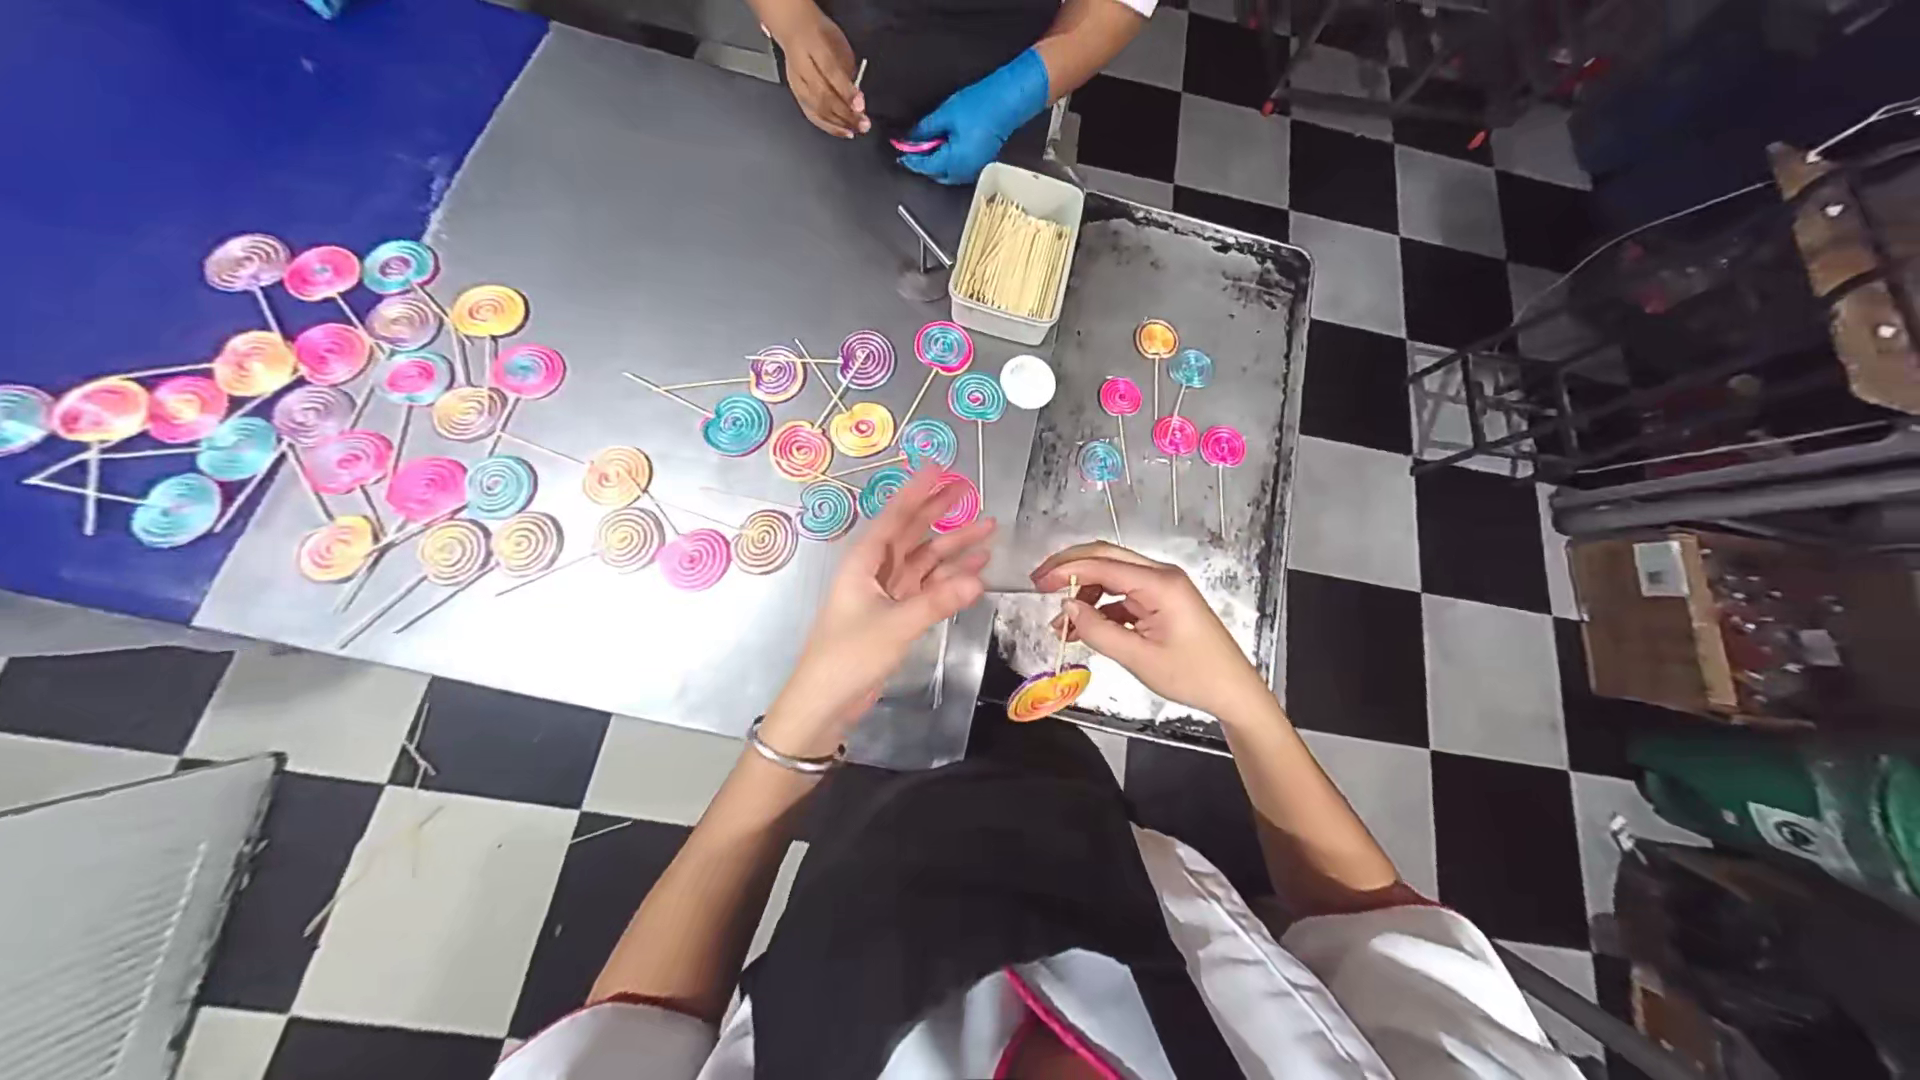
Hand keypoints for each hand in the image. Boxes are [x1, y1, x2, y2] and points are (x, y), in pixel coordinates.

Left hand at [761, 467, 993, 755]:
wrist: (825, 700)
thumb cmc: (849, 655)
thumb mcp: (895, 625)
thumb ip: (937, 602)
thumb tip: (979, 580)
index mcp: (865, 561)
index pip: (895, 517)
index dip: (917, 491)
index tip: (939, 468)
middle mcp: (876, 570)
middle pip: (913, 533)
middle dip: (940, 512)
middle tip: (969, 492)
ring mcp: (887, 592)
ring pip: (925, 561)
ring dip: (953, 548)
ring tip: (988, 531)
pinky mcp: (897, 614)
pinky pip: (928, 588)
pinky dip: (950, 580)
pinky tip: (975, 571)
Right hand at [767, 3, 867, 137]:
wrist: (793, 28)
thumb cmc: (821, 36)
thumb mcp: (837, 44)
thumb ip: (846, 70)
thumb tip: (857, 98)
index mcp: (813, 47)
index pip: (831, 73)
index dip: (846, 92)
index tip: (861, 106)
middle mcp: (802, 67)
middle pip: (824, 96)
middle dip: (846, 114)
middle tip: (864, 124)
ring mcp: (798, 84)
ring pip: (818, 110)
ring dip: (840, 124)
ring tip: (857, 129)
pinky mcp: (797, 96)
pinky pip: (813, 116)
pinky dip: (830, 127)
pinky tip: (845, 132)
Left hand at [898, 48, 1050, 184]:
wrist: (1008, 101)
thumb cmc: (982, 105)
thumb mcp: (946, 114)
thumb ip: (925, 130)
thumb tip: (910, 138)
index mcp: (954, 162)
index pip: (925, 167)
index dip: (910, 159)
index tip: (900, 150)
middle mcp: (964, 172)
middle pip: (935, 174)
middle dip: (922, 163)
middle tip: (912, 147)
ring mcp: (973, 171)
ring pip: (947, 174)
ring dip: (935, 163)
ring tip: (927, 145)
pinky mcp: (979, 165)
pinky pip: (958, 169)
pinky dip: (948, 161)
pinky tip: (944, 147)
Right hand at [1031, 542, 1268, 719]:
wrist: (1233, 692)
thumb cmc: (1193, 676)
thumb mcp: (1139, 658)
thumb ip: (1098, 630)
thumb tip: (1066, 608)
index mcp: (1160, 584)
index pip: (1102, 564)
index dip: (1066, 570)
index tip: (1038, 583)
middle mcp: (1160, 576)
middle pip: (1105, 558)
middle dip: (1069, 568)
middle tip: (1039, 584)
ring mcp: (1161, 587)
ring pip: (1111, 575)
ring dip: (1083, 592)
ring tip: (1061, 623)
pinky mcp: (1160, 601)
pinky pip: (1122, 594)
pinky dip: (1099, 607)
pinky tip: (1082, 627)